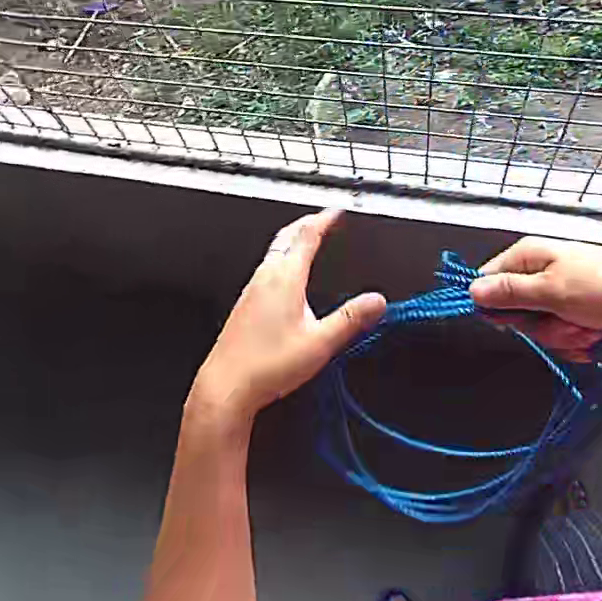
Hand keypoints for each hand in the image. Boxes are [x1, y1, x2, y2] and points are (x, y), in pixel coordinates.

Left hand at [190, 209, 386, 424]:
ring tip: (306, 240)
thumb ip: (351, 319)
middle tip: (322, 219)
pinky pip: (265, 268)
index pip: (307, 236)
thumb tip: (377, 300)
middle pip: (287, 237)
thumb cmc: (267, 366)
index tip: (336, 212)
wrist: (224, 388)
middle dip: (306, 223)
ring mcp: (251, 290)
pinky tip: (284, 277)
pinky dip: (281, 258)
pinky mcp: (244, 305)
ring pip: (273, 251)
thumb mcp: (320, 343)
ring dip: (292, 239)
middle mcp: (265, 278)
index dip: (324, 220)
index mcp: (285, 278)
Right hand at [468, 237, 601, 357]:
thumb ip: (510, 292)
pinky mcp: (575, 310)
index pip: (490, 280)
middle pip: (516, 311)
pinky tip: (592, 334)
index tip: (513, 320)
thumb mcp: (552, 291)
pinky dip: (575, 340)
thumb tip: (472, 290)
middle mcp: (541, 270)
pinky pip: (559, 333)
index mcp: (530, 255)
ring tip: (585, 327)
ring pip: (539, 327)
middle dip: (541, 326)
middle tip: (562, 321)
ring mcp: (559, 291)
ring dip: (562, 336)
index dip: (497, 305)